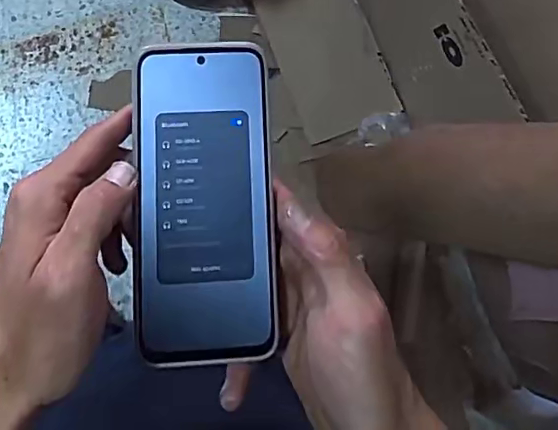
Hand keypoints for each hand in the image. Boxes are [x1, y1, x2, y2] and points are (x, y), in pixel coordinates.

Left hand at [0, 107, 136, 428]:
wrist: (12, 385)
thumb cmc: (40, 336)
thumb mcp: (73, 269)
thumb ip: (96, 210)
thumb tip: (124, 168)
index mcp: (41, 196)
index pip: (89, 143)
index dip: (123, 123)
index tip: (151, 104)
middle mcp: (40, 197)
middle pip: (98, 165)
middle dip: (128, 184)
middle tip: (146, 217)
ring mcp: (45, 217)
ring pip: (101, 190)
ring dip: (122, 213)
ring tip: (128, 248)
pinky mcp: (54, 236)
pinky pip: (94, 213)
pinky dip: (112, 229)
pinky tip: (116, 258)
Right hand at [218, 180, 441, 429]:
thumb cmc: (367, 374)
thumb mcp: (351, 309)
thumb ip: (327, 253)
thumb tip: (291, 203)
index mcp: (324, 255)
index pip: (287, 208)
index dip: (258, 189)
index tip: (222, 177)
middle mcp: (307, 270)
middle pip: (259, 241)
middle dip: (228, 245)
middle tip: (190, 254)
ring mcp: (292, 303)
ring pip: (247, 282)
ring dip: (225, 302)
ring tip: (202, 325)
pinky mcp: (280, 333)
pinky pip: (248, 327)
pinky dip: (236, 352)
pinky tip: (230, 380)